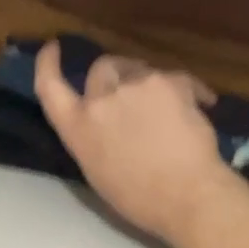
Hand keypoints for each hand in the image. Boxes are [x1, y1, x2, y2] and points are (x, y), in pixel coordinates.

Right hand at [33, 42, 241, 244]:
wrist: (186, 195)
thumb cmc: (139, 200)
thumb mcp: (98, 172)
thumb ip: (92, 139)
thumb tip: (103, 126)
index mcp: (77, 128)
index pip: (49, 86)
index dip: (47, 64)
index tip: (53, 48)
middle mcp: (101, 99)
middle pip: (102, 68)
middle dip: (113, 75)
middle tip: (130, 94)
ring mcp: (136, 85)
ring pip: (139, 70)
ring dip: (147, 83)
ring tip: (167, 109)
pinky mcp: (171, 81)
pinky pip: (175, 78)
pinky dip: (184, 90)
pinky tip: (201, 105)